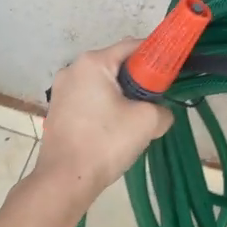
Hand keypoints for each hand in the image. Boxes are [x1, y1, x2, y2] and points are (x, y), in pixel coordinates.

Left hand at [29, 39, 174, 208]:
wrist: (64, 180)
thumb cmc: (105, 143)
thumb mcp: (147, 122)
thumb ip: (162, 109)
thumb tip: (160, 113)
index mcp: (92, 63)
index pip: (132, 46)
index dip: (155, 56)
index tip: (170, 73)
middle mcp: (72, 69)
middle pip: (116, 65)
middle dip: (137, 81)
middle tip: (154, 102)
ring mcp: (60, 90)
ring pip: (102, 85)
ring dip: (121, 97)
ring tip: (134, 121)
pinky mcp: (57, 110)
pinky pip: (88, 100)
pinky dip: (104, 108)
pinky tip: (113, 131)